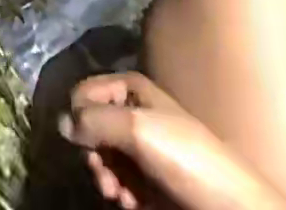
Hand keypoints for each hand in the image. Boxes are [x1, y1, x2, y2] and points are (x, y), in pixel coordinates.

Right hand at [60, 73, 285, 209]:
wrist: (227, 207)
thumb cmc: (184, 156)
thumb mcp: (137, 128)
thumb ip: (94, 120)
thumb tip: (57, 120)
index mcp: (129, 88)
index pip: (82, 93)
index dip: (79, 117)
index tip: (87, 140)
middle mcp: (131, 112)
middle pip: (87, 128)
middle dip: (93, 155)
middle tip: (105, 174)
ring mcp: (138, 148)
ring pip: (98, 158)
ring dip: (105, 179)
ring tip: (121, 194)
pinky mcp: (144, 180)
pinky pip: (115, 182)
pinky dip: (118, 194)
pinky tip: (132, 203)